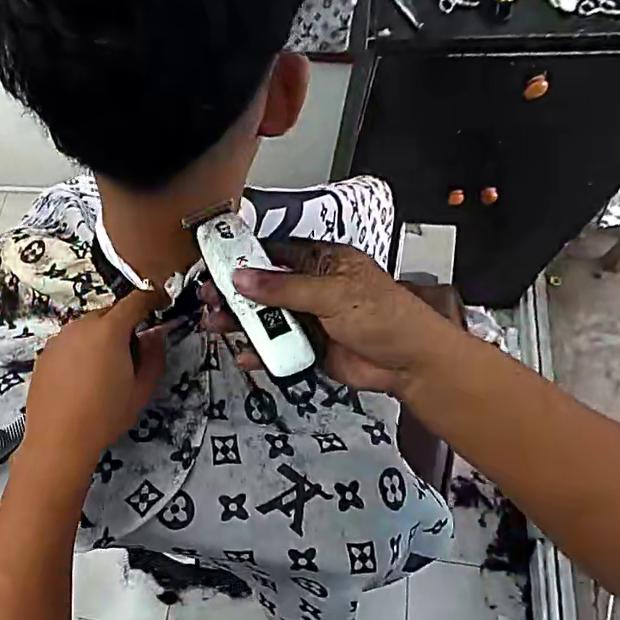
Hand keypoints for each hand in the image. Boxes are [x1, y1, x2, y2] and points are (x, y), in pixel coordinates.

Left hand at [22, 289, 169, 479]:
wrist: (58, 440)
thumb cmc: (104, 416)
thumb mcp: (141, 390)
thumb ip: (153, 356)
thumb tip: (156, 335)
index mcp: (109, 331)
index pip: (135, 301)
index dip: (150, 300)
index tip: (159, 304)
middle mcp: (80, 327)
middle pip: (109, 314)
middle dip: (123, 326)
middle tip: (132, 354)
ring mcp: (59, 339)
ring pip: (87, 328)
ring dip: (100, 339)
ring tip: (105, 372)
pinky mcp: (44, 355)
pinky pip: (70, 343)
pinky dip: (80, 352)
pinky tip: (82, 380)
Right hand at [200, 241, 463, 394]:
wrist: (408, 364)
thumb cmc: (389, 317)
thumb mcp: (333, 295)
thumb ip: (285, 288)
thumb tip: (246, 277)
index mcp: (325, 263)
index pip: (279, 255)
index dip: (248, 259)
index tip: (220, 264)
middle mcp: (316, 289)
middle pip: (267, 290)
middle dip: (238, 295)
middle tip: (212, 299)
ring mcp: (313, 320)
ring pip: (270, 320)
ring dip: (244, 324)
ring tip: (217, 326)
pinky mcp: (312, 348)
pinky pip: (279, 349)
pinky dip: (262, 352)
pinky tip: (247, 354)